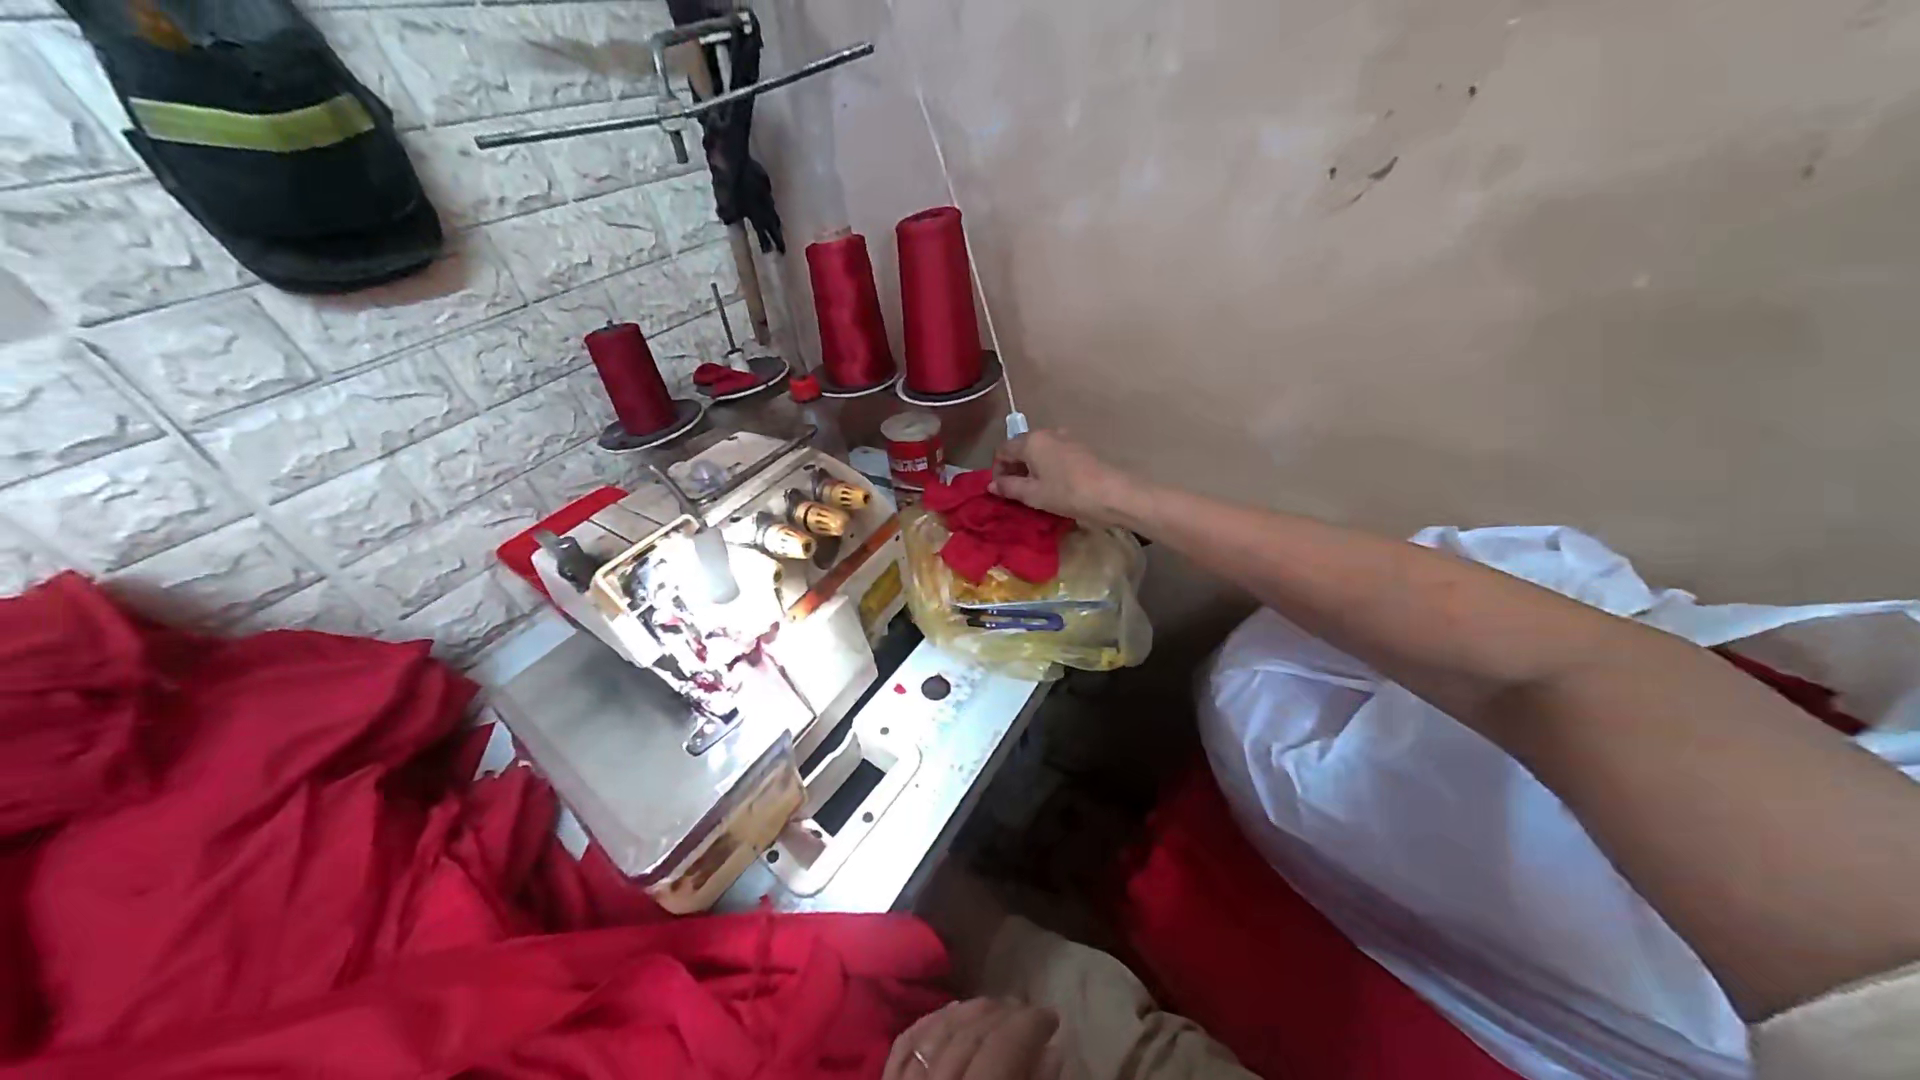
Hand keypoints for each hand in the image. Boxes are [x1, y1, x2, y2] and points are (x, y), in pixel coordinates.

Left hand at [884, 998, 1062, 1079]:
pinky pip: (902, 1047)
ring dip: (967, 1013)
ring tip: (994, 1005)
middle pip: (968, 1037)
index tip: (1052, 1015)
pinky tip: (948, 1013)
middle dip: (1002, 1016)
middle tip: (1027, 1008)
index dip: (1030, 1026)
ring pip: (935, 1034)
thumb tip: (1053, 1051)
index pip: (1002, 1050)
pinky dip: (927, 1025)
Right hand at [990, 430, 1133, 525]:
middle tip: (1017, 492)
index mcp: (1031, 441)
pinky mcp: (1081, 447)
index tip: (1002, 490)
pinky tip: (1055, 485)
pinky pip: (1055, 453)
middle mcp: (1048, 432)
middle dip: (1014, 468)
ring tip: (1037, 490)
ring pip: (1039, 450)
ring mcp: (1067, 437)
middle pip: (1021, 447)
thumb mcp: (1033, 494)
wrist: (1113, 493)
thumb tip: (992, 484)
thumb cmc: (1068, 493)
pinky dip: (1048, 466)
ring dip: (1032, 468)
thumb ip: (1009, 487)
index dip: (997, 470)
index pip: (1003, 450)